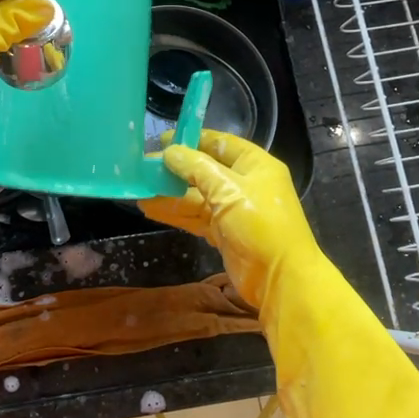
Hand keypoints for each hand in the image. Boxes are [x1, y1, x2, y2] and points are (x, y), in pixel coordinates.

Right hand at [138, 131, 319, 310]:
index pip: (219, 143)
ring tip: (139, 190)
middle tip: (143, 168)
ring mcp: (233, 210)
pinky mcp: (223, 232)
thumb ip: (196, 168)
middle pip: (204, 170)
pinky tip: (150, 209)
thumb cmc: (260, 224)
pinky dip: (174, 213)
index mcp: (254, 165)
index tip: (162, 139)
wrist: (280, 278)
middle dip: (174, 170)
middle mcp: (244, 184)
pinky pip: (194, 216)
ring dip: (169, 193)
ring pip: (195, 196)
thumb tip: (169, 152)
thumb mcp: (228, 189)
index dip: (192, 139)